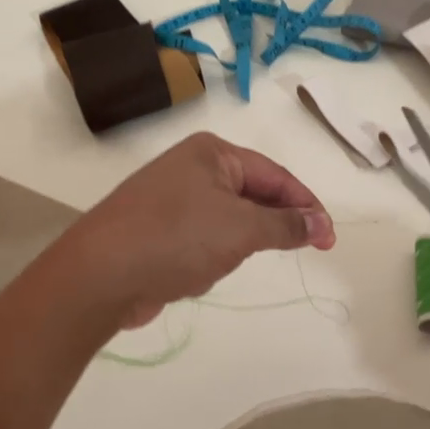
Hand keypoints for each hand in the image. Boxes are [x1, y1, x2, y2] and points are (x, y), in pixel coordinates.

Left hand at [61, 133, 334, 331]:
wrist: (99, 275)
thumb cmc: (177, 239)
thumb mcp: (242, 229)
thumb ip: (286, 225)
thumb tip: (320, 223)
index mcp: (212, 153)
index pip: (275, 175)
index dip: (307, 206)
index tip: (329, 239)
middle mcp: (189, 167)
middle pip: (252, 193)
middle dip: (272, 224)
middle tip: (302, 251)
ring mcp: (169, 198)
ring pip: (226, 219)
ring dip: (237, 243)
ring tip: (229, 263)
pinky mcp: (154, 229)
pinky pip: (199, 238)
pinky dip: (210, 255)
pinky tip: (198, 273)